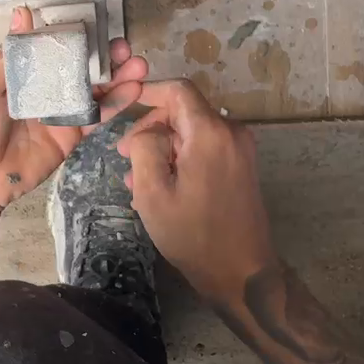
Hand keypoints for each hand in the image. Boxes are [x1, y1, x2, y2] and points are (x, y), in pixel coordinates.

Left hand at [0, 6, 147, 217]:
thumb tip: (23, 12)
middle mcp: (45, 88)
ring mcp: (60, 112)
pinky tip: (134, 90)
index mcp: (23, 72)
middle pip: (80, 67)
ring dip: (118, 77)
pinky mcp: (71, 135)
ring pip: (94, 89)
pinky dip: (116, 103)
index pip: (55, 47)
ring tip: (139, 65)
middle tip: (125, 48)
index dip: (77, 37)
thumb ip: (11, 54)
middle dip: (104, 56)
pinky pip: (96, 116)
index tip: (98, 26)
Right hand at [116, 79, 276, 304]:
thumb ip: (144, 148)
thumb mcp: (153, 193)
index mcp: (210, 133)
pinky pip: (204, 147)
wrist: (242, 273)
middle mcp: (231, 132)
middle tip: (123, 156)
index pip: (178, 90)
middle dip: (150, 127)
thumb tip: (148, 131)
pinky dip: (180, 157)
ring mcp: (240, 150)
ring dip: (162, 147)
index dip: (147, 92)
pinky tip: (161, 186)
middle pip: (184, 110)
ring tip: (137, 180)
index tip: (122, 105)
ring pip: (191, 131)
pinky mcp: (241, 166)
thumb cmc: (193, 235)